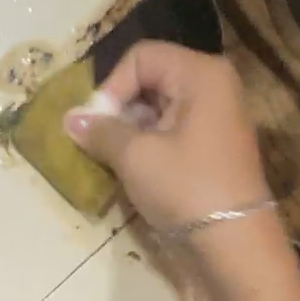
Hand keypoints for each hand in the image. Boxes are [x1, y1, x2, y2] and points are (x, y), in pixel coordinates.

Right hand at [62, 41, 271, 229]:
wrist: (230, 243)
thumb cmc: (185, 188)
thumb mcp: (135, 157)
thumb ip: (100, 132)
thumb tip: (69, 119)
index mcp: (201, 74)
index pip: (141, 57)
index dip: (111, 87)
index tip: (97, 126)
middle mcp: (211, 87)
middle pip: (149, 81)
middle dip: (118, 111)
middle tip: (100, 146)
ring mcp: (212, 120)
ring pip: (156, 110)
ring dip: (128, 133)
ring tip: (113, 162)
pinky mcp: (207, 150)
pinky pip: (167, 134)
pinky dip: (144, 149)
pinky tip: (133, 174)